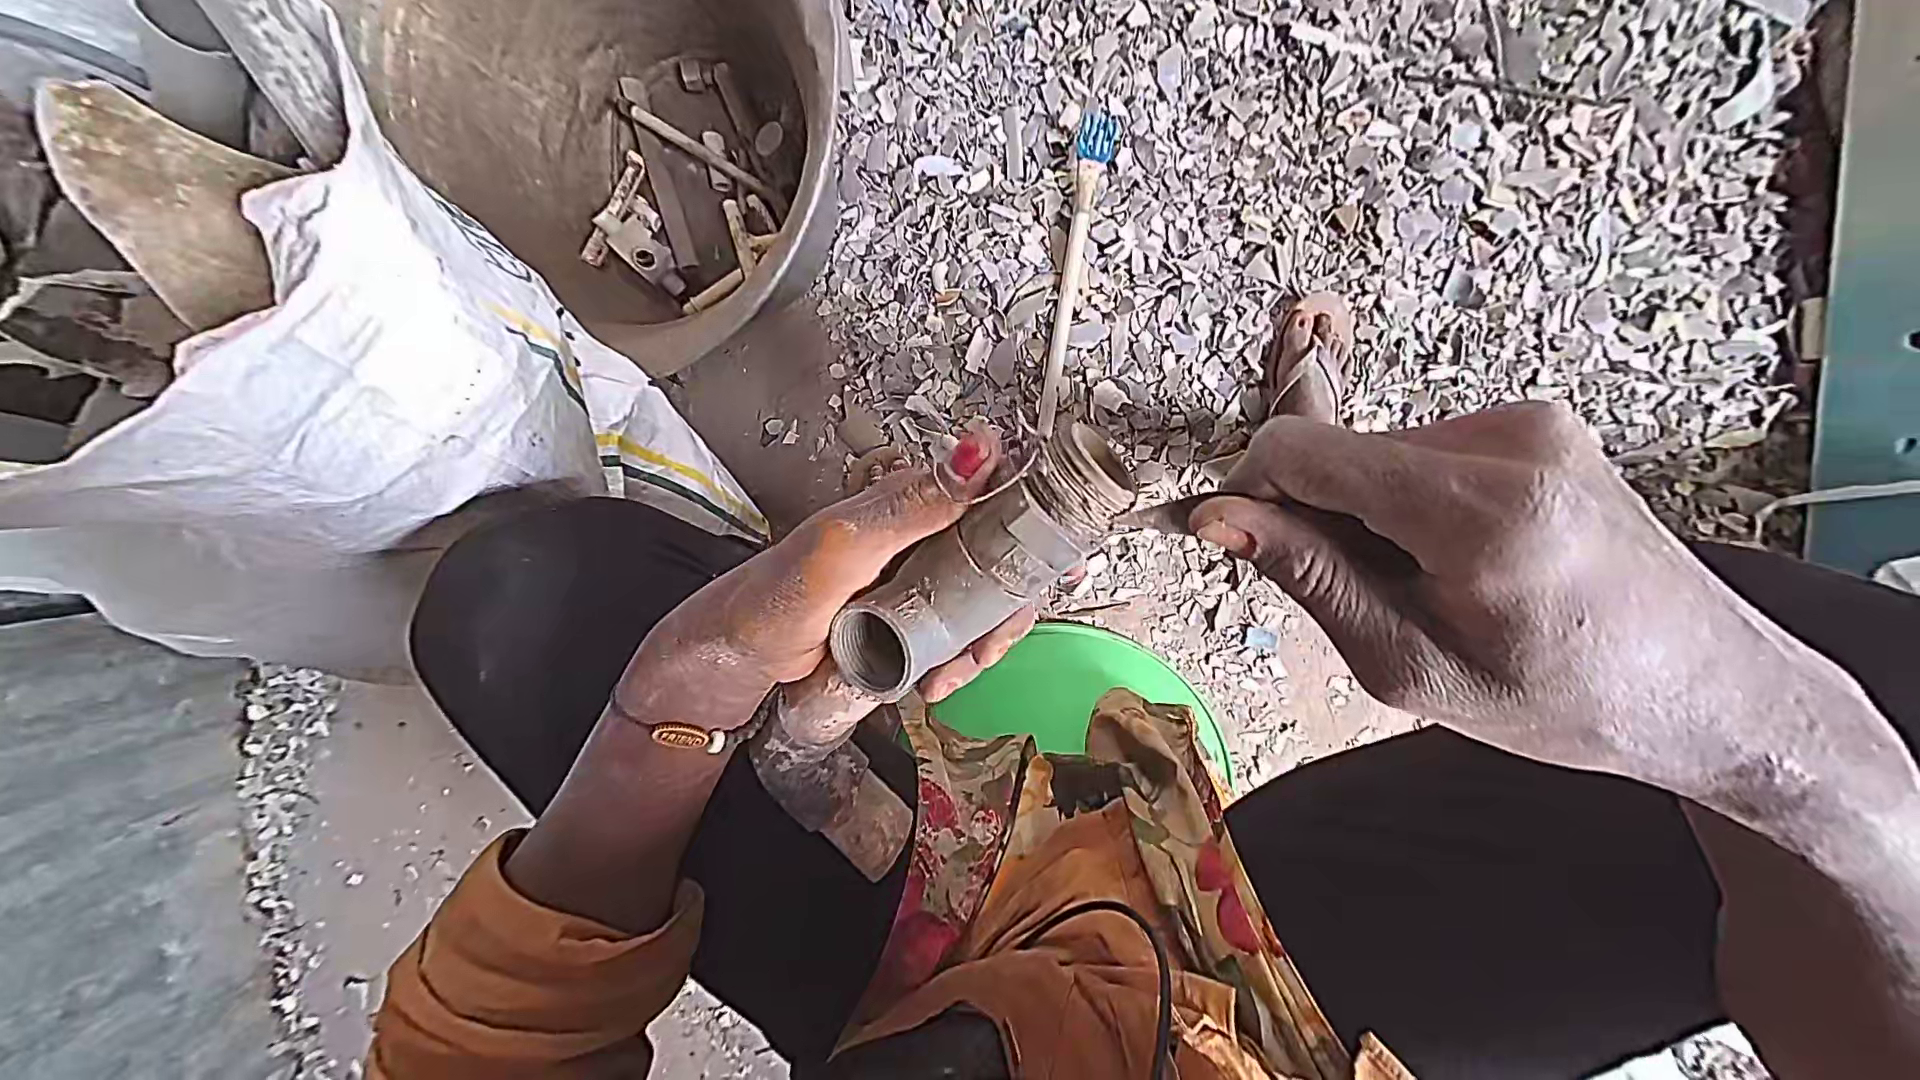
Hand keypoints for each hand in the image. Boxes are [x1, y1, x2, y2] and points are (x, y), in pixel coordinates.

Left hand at [622, 424, 1040, 729]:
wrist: (743, 656)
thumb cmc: (777, 594)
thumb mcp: (846, 544)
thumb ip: (912, 504)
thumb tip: (977, 451)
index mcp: (910, 501)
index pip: (991, 491)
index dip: (1033, 519)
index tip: (1057, 558)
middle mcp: (922, 535)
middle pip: (999, 556)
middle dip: (1010, 603)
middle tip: (992, 639)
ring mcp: (920, 579)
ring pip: (984, 601)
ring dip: (985, 639)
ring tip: (959, 667)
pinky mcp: (914, 615)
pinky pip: (958, 632)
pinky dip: (961, 658)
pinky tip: (940, 675)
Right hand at [1187, 402, 1863, 796]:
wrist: (1717, 695)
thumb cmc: (1557, 702)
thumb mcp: (1403, 664)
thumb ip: (1307, 576)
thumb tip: (1217, 518)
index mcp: (1481, 511)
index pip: (1299, 452)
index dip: (1247, 492)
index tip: (1246, 547)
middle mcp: (1510, 440)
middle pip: (1330, 454)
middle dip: (1311, 517)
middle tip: (1357, 589)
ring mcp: (1529, 422)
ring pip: (1364, 454)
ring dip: (1354, 513)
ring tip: (1413, 577)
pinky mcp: (1533, 424)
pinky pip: (1408, 453)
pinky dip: (1393, 500)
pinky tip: (1440, 552)